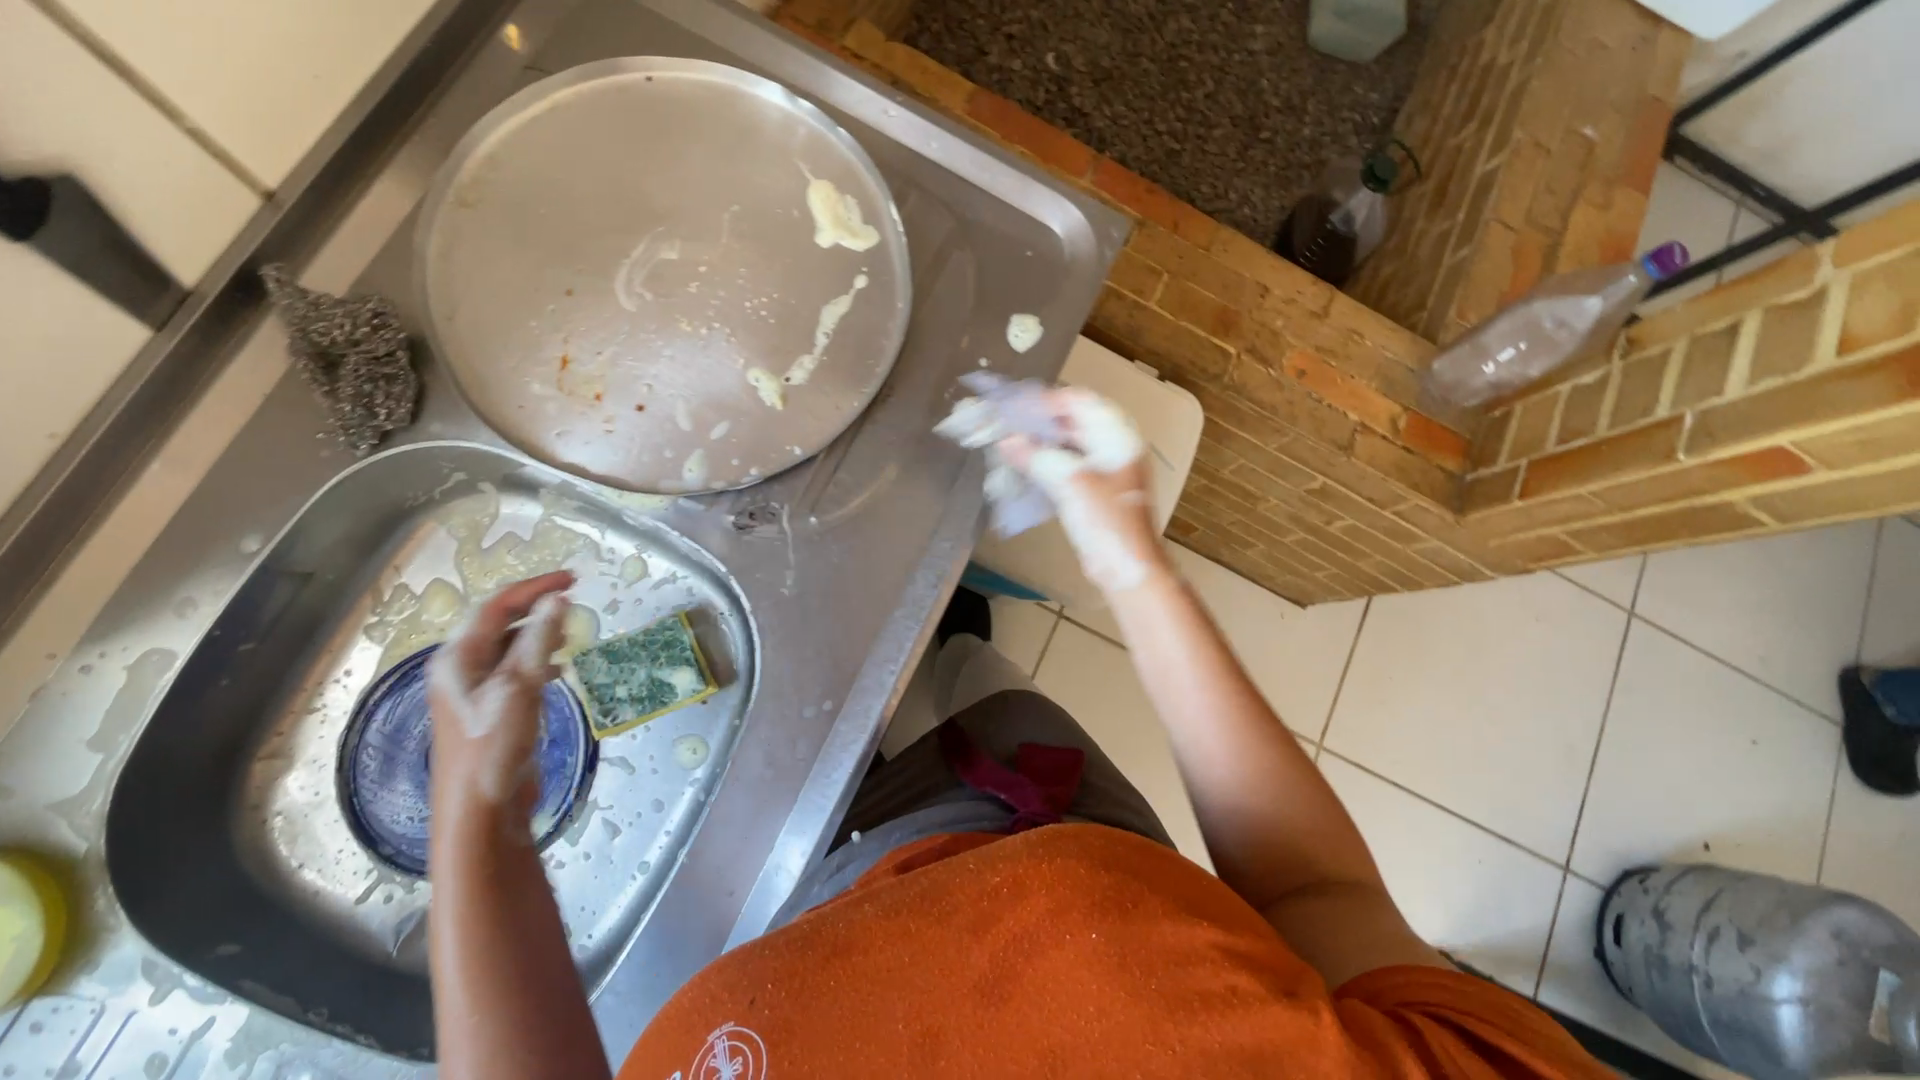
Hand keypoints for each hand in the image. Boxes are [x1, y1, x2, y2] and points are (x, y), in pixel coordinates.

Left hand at [426, 571, 572, 840]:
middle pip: (499, 624)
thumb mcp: (520, 687)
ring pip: (509, 648)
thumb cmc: (494, 746)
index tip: (572, 580)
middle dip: (536, 609)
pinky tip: (558, 669)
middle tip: (573, 600)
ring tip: (570, 632)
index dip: (533, 588)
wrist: (481, 809)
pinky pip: (515, 672)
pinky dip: (538, 661)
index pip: (496, 607)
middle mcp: (461, 670)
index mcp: (458, 658)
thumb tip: (558, 600)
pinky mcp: (491, 712)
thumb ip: (538, 640)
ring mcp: (475, 692)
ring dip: (538, 635)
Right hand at [995, 388, 1169, 594]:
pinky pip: (1067, 466)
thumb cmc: (1107, 522)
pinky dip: (1046, 462)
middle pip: (1074, 421)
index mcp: (1117, 438)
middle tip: (1007, 424)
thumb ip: (1036, 457)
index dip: (1048, 402)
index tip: (1015, 409)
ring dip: (1041, 442)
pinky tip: (1024, 466)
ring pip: (1068, 444)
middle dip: (1041, 422)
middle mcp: (1113, 448)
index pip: (1080, 402)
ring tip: (1010, 443)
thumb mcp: (1070, 483)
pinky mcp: (1094, 491)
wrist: (1126, 568)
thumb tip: (1006, 441)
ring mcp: (1104, 470)